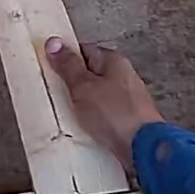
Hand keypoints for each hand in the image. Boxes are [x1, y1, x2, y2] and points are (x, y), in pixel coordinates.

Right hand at [45, 37, 163, 170]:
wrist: (143, 150)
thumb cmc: (116, 114)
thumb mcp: (82, 86)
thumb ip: (68, 65)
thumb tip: (54, 43)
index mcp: (114, 61)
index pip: (83, 50)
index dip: (65, 58)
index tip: (50, 67)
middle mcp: (124, 77)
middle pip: (90, 74)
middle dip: (73, 85)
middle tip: (56, 94)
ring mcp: (128, 100)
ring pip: (97, 97)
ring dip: (82, 105)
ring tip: (68, 114)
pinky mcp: (128, 121)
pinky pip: (104, 116)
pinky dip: (93, 120)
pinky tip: (85, 129)